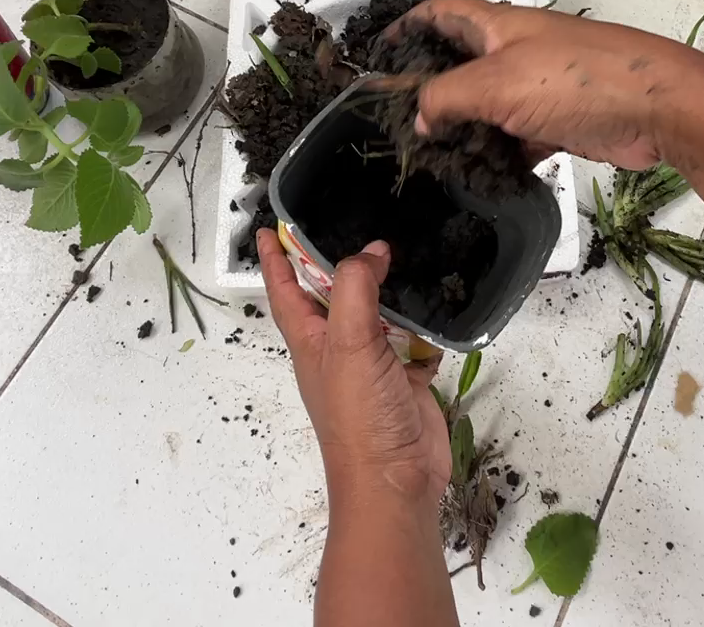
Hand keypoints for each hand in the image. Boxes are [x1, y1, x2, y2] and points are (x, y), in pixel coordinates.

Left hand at [258, 229, 449, 505]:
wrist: (396, 480)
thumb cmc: (359, 415)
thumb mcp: (348, 343)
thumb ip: (355, 289)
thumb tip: (373, 251)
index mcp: (311, 339)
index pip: (285, 289)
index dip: (275, 259)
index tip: (268, 228)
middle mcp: (337, 347)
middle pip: (331, 295)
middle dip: (336, 262)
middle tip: (350, 223)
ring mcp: (371, 363)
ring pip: (375, 313)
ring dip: (384, 288)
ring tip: (399, 250)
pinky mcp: (404, 376)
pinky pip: (412, 338)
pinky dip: (421, 323)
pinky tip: (435, 300)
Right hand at [398, 0, 703, 169]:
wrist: (656, 108)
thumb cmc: (573, 80)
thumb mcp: (495, 84)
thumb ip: (446, 98)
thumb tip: (420, 119)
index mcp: (496, 26)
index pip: (440, 12)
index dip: (407, 25)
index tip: (379, 51)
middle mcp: (514, 51)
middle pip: (460, 63)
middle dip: (430, 88)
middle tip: (399, 120)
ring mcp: (538, 87)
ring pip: (486, 106)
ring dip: (463, 128)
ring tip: (432, 156)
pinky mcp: (557, 121)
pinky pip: (515, 137)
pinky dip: (498, 154)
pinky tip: (480, 176)